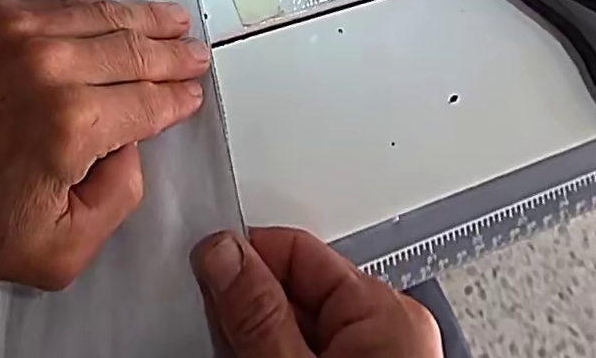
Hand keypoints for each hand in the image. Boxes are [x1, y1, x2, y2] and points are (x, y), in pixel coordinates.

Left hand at [0, 0, 209, 288]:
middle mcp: (52, 68)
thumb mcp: (58, 252)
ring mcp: (23, 34)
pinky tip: (116, 12)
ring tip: (173, 19)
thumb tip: (132, 143)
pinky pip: (64, 5)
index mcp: (73, 126)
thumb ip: (118, 198)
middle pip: (135, 52)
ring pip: (105, 17)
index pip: (148, 102)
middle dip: (174, 53)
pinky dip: (97, 9)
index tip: (192, 92)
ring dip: (146, 19)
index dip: (177, 97)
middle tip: (196, 52)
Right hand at [194, 228, 440, 357]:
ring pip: (296, 321)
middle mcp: (391, 328)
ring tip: (230, 345)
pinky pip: (310, 346)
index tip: (204, 273)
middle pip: (293, 285)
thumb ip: (259, 313)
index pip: (294, 247)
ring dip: (258, 332)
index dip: (242, 257)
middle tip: (216, 329)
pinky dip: (276, 350)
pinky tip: (251, 355)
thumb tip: (221, 251)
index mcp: (386, 310)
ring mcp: (382, 357)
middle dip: (248, 300)